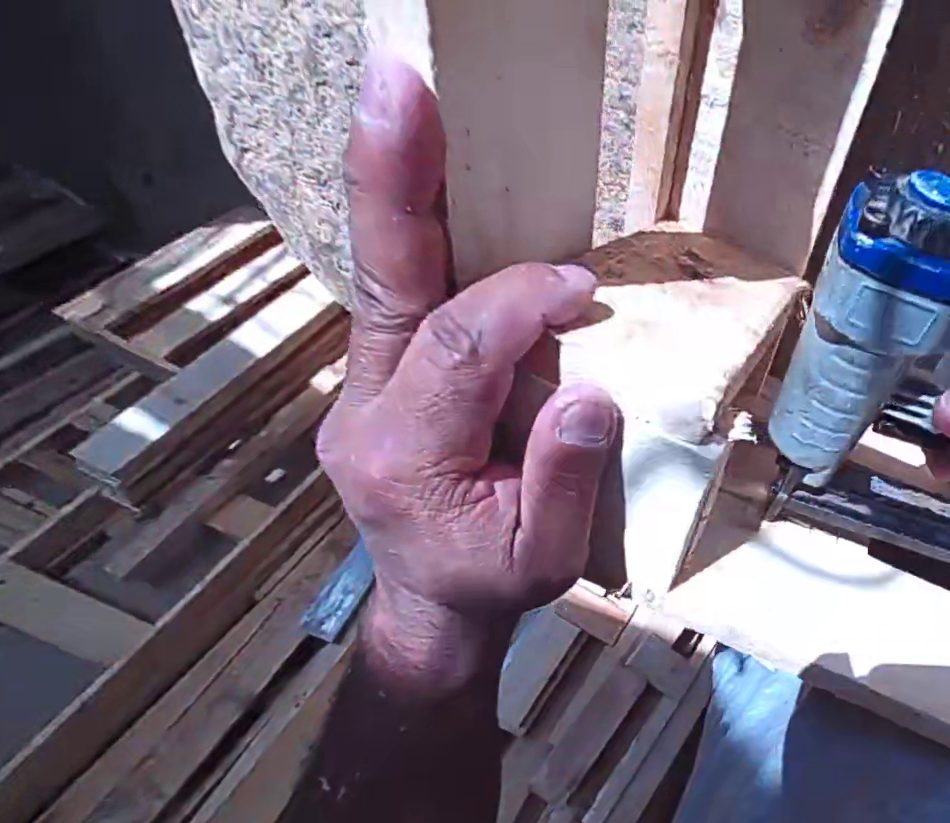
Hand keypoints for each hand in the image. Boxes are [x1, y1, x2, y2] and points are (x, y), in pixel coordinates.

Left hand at [318, 52, 619, 689]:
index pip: (460, 352)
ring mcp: (360, 395)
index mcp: (408, 461)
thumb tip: (589, 393)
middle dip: (396, 188)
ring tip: (403, 104)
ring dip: (400, 195)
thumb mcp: (542, 560)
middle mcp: (366, 415)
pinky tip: (432, 184)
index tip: (578, 290)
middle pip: (387, 290)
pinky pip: (399, 305)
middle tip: (397, 88)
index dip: (518, 305)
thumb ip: (563, 484)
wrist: (432, 607)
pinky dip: (418, 240)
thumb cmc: (489, 588)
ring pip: (384, 285)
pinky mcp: (375, 385)